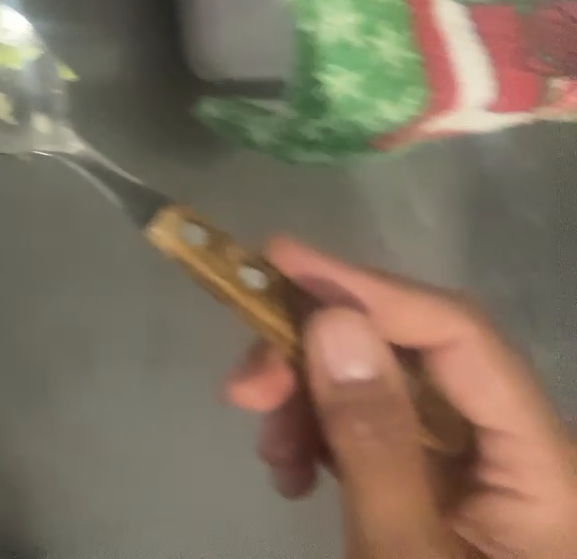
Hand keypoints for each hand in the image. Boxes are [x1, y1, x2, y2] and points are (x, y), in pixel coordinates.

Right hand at [223, 238, 576, 558]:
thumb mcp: (404, 548)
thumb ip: (374, 437)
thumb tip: (331, 319)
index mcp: (548, 469)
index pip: (460, 339)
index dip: (367, 287)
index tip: (275, 258)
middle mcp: (516, 451)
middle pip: (403, 355)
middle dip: (309, 355)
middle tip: (241, 386)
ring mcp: (472, 466)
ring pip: (369, 383)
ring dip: (299, 397)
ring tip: (264, 447)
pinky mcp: (432, 479)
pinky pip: (361, 420)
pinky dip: (309, 429)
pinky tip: (286, 466)